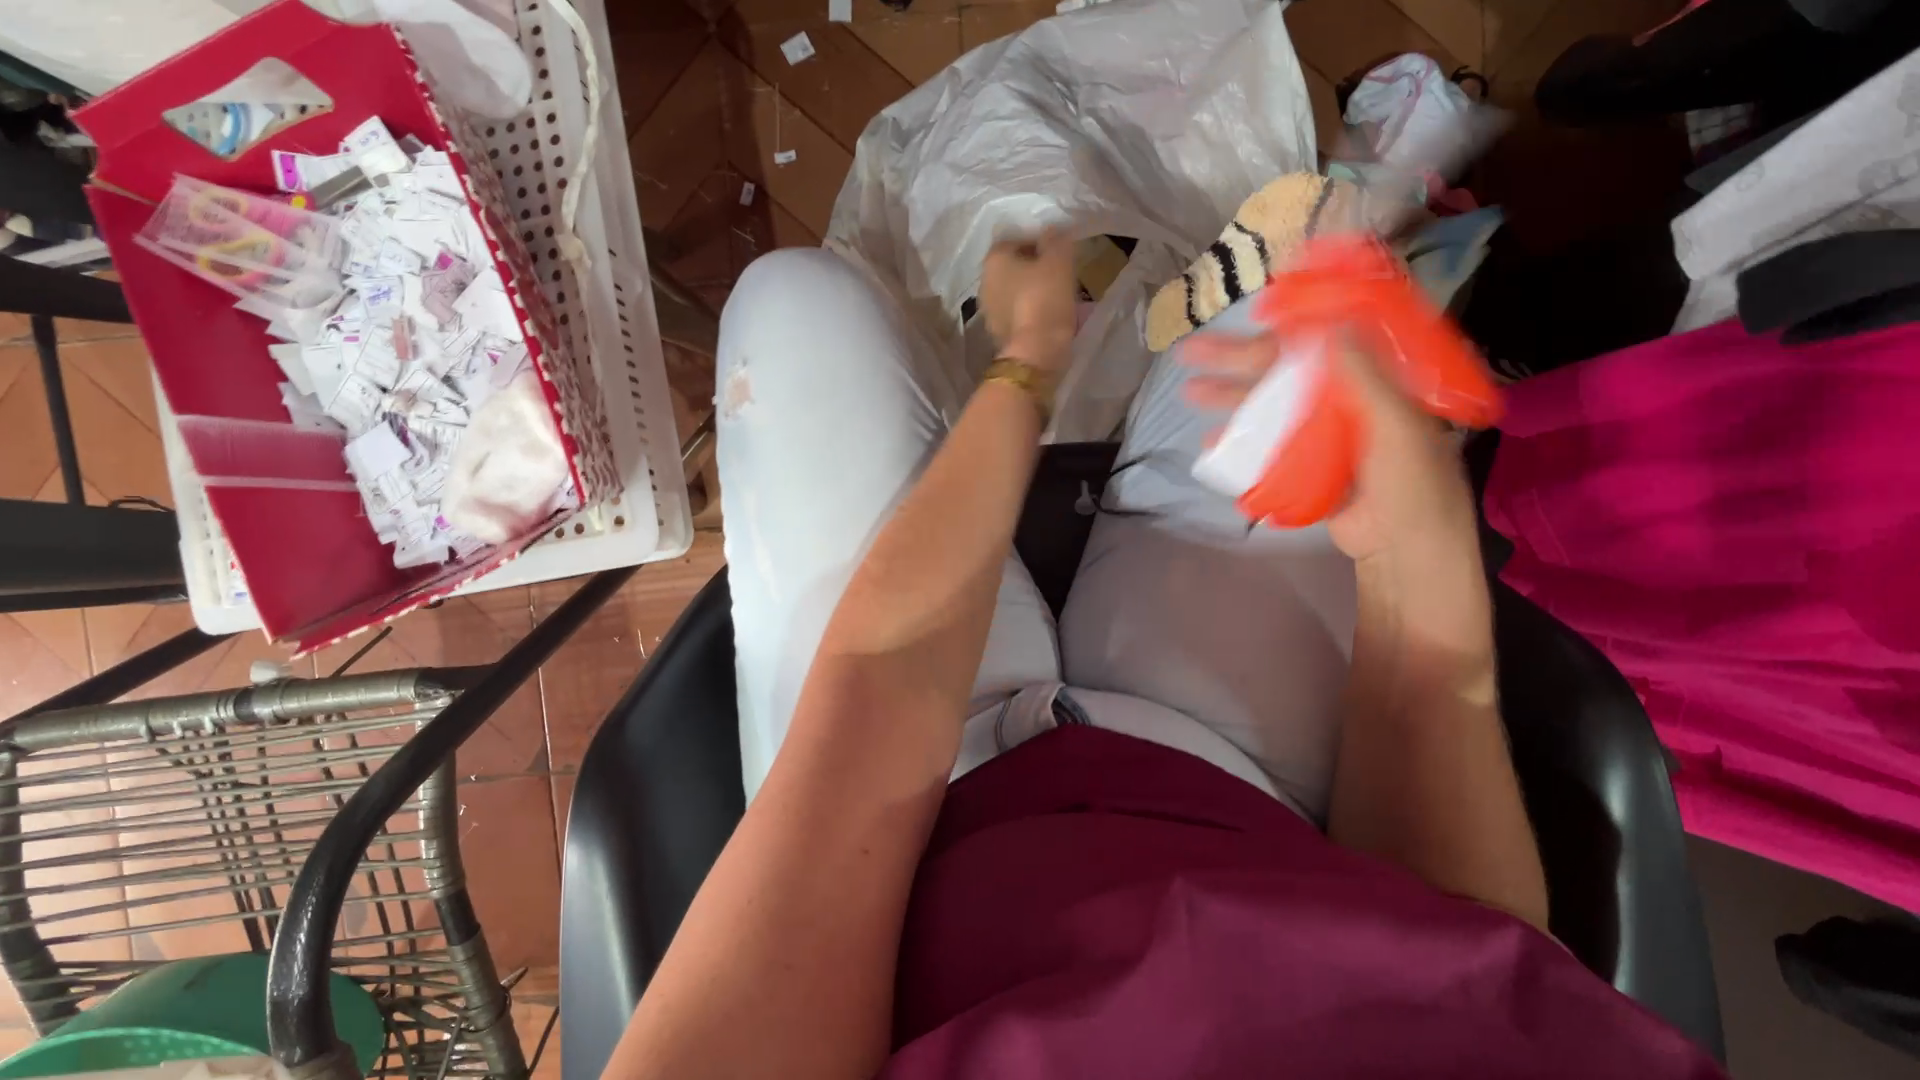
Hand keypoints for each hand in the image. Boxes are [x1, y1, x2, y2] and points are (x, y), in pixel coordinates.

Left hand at [980, 229, 1076, 373]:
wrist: (1036, 350)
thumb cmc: (1045, 297)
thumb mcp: (1059, 260)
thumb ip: (1056, 240)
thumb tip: (1052, 233)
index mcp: (994, 259)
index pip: (1013, 240)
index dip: (1036, 242)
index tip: (1056, 251)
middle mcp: (984, 282)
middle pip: (1011, 267)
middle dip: (1032, 267)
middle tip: (1057, 272)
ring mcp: (988, 311)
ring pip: (1012, 292)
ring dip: (1030, 291)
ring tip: (1055, 296)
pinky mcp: (997, 334)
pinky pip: (1015, 314)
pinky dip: (1028, 312)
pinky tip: (1047, 316)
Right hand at [1180, 331, 1478, 565]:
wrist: (1403, 550)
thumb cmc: (1412, 483)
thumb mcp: (1396, 425)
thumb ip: (1364, 378)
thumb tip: (1328, 326)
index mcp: (1373, 381)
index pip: (1325, 341)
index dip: (1288, 326)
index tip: (1252, 315)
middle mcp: (1343, 400)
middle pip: (1284, 372)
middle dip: (1237, 360)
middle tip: (1192, 352)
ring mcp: (1319, 436)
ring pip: (1268, 407)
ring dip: (1229, 398)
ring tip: (1190, 392)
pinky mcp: (1302, 468)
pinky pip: (1265, 447)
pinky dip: (1238, 442)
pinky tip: (1210, 441)